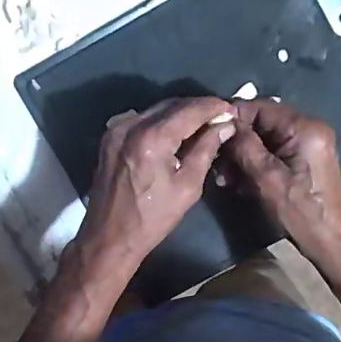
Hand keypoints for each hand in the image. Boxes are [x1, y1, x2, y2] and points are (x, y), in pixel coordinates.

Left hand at [73, 96, 235, 282]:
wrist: (108, 237)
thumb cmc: (152, 219)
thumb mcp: (187, 187)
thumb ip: (206, 150)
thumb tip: (225, 126)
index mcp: (152, 138)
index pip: (190, 109)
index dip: (214, 106)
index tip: (231, 110)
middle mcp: (131, 125)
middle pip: (171, 104)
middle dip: (197, 108)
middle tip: (220, 117)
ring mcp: (116, 130)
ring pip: (156, 110)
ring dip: (179, 114)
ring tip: (201, 126)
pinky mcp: (109, 138)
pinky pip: (141, 120)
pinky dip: (160, 122)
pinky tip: (174, 134)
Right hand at [224, 100, 340, 275]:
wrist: (331, 241)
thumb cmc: (299, 210)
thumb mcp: (266, 178)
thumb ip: (244, 146)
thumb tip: (224, 122)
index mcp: (304, 128)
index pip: (261, 107)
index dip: (233, 117)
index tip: (209, 132)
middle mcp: (310, 129)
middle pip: (263, 123)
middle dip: (237, 142)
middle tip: (216, 163)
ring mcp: (309, 145)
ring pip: (266, 140)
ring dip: (243, 156)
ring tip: (225, 178)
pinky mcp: (305, 161)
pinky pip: (275, 153)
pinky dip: (256, 164)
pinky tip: (239, 183)